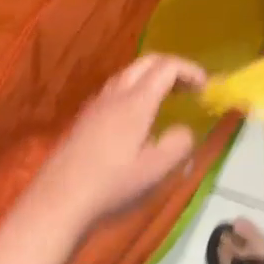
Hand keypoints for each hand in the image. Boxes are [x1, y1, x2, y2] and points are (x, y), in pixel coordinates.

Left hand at [30, 54, 207, 228]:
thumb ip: (179, 144)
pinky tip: (140, 118)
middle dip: (173, 68)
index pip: (167, 67)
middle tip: (190, 88)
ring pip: (129, 74)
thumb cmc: (112, 185)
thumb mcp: (157, 170)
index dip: (191, 71)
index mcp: (136, 102)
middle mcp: (115, 95)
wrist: (58, 201)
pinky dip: (137, 90)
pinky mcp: (85, 119)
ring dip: (153, 77)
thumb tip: (183, 131)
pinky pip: (116, 89)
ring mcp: (97, 105)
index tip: (206, 88)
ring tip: (169, 99)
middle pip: (147, 62)